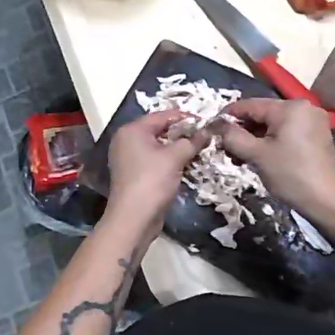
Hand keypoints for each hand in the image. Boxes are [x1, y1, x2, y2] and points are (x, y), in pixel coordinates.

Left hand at [104, 110, 204, 233]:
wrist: (134, 218)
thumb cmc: (152, 180)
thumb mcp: (175, 157)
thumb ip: (192, 141)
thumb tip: (207, 132)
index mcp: (132, 130)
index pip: (162, 115)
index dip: (185, 118)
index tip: (205, 123)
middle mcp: (126, 141)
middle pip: (159, 130)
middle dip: (182, 134)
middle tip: (204, 137)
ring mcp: (128, 158)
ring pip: (158, 147)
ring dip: (177, 149)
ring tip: (198, 151)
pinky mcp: (133, 174)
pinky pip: (154, 161)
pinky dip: (169, 161)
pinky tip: (185, 165)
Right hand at [217, 98, 334, 220]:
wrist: (328, 202)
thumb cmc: (291, 175)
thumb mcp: (257, 156)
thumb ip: (233, 137)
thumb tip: (216, 126)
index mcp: (289, 108)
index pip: (250, 105)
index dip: (228, 116)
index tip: (211, 129)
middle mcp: (303, 108)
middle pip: (262, 114)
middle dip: (242, 131)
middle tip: (224, 150)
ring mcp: (312, 122)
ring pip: (273, 125)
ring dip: (254, 139)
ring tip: (238, 158)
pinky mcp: (316, 137)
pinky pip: (286, 133)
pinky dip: (270, 143)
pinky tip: (258, 158)